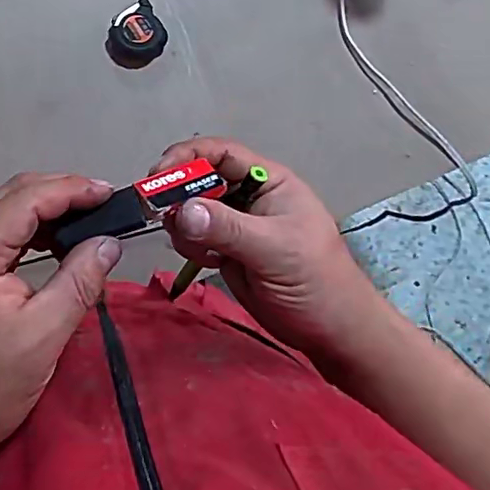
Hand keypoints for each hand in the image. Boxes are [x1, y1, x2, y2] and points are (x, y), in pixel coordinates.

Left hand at [0, 173, 123, 469]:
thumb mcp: (42, 336)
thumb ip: (78, 282)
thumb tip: (110, 242)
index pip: (24, 200)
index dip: (69, 190)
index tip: (109, 193)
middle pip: (13, 196)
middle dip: (61, 193)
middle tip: (104, 203)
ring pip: (7, 210)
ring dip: (47, 209)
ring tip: (88, 219)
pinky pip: (1, 233)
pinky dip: (32, 230)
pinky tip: (58, 242)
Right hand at [153, 137, 386, 354]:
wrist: (333, 336)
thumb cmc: (319, 284)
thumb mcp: (275, 249)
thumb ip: (228, 228)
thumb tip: (182, 211)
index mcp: (268, 182)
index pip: (220, 153)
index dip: (188, 156)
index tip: (160, 174)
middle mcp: (248, 197)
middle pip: (198, 178)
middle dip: (177, 192)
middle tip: (156, 209)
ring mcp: (234, 224)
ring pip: (189, 207)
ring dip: (180, 222)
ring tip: (193, 245)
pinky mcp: (224, 249)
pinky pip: (191, 235)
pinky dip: (187, 243)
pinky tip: (206, 261)